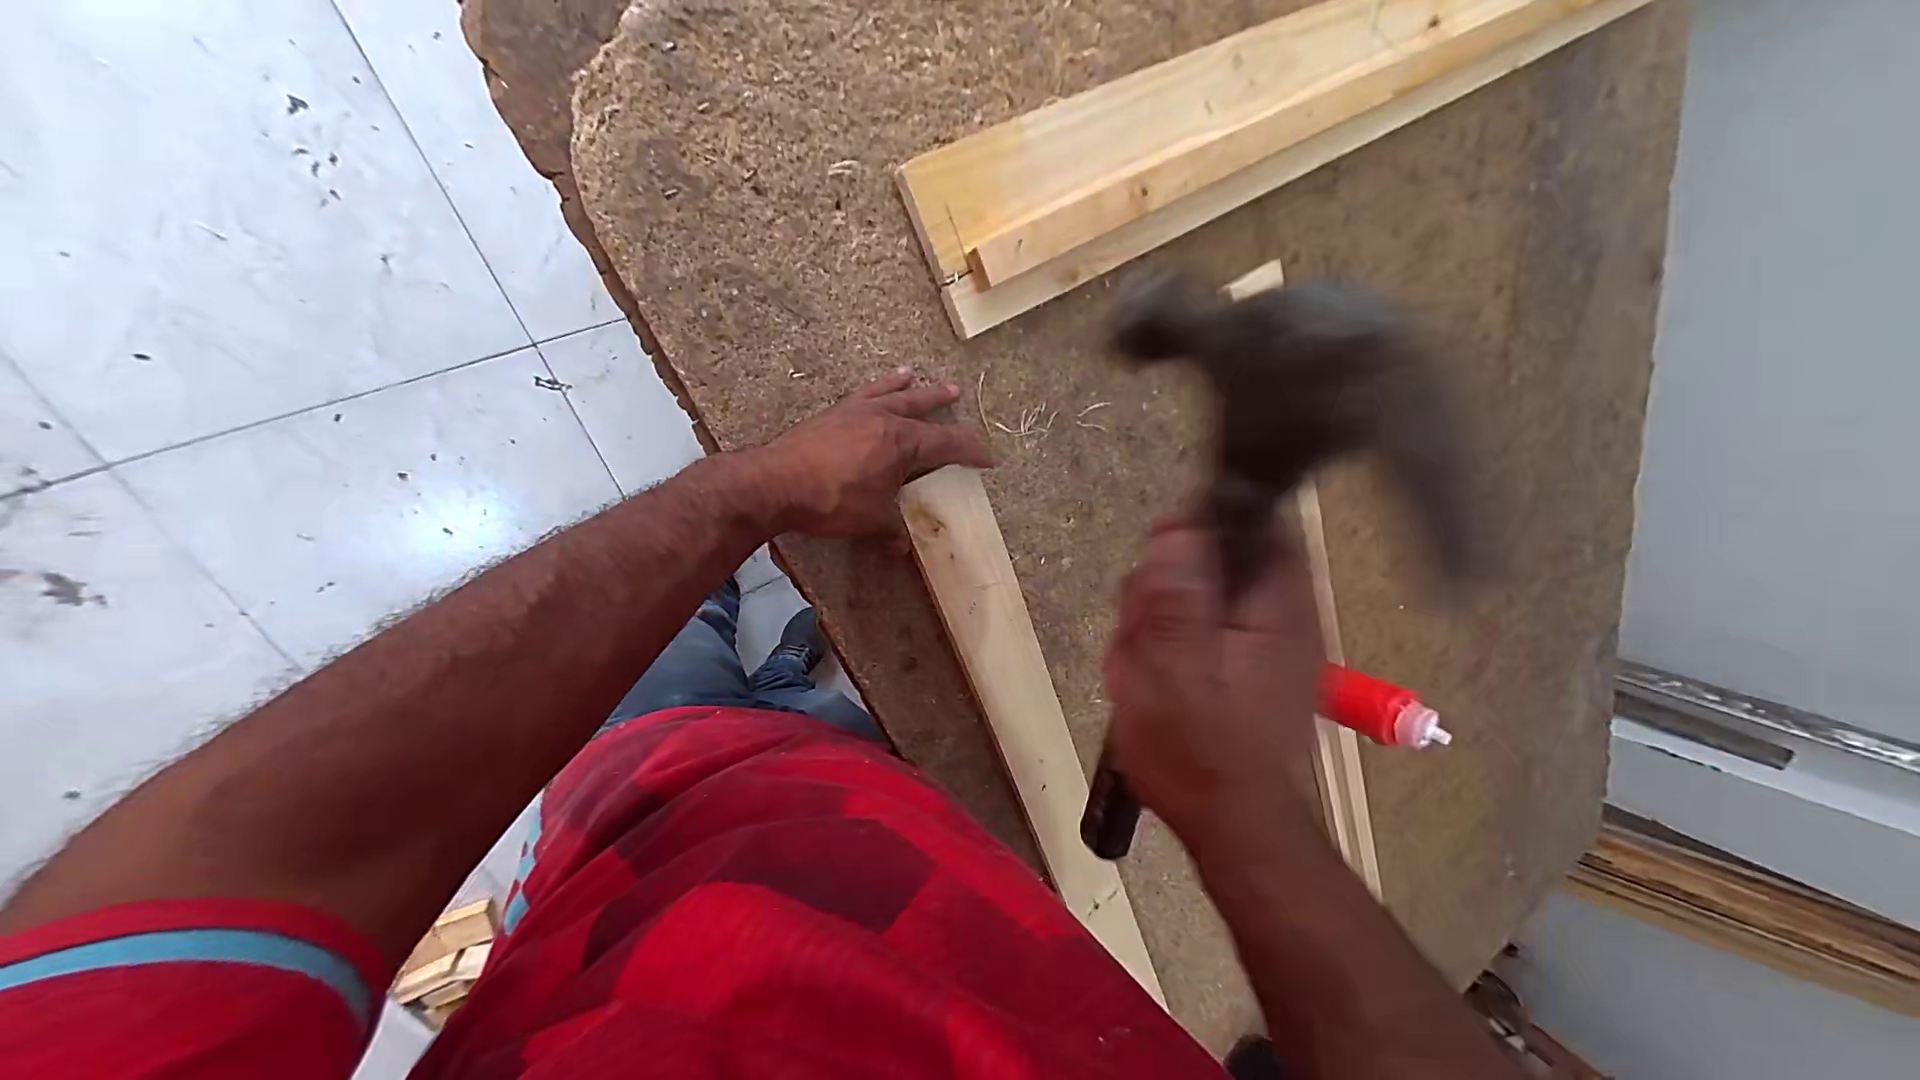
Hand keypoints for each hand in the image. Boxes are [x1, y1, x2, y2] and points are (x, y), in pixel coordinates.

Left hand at [747, 369, 993, 536]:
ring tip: (913, 374)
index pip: (948, 443)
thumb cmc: (831, 501)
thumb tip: (901, 547)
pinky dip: (871, 391)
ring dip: (905, 386)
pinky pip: (860, 396)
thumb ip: (891, 531)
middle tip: (956, 391)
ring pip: (889, 393)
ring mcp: (855, 413)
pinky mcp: (831, 415)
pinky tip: (870, 392)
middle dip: (940, 402)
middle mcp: (883, 419)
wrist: (775, 483)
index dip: (972, 450)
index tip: (987, 458)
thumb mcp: (870, 520)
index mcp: (903, 442)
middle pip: (921, 406)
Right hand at [1103, 516, 1324, 839]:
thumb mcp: (1174, 669)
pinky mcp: (1237, 667)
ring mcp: (1256, 643)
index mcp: (1274, 608)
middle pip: (1211, 563)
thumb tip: (1178, 530)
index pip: (1254, 528)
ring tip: (1138, 666)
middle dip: (1161, 587)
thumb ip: (1174, 599)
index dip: (1200, 528)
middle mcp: (1275, 616)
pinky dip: (1162, 645)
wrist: (1229, 825)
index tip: (1156, 562)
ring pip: (1191, 597)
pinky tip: (1147, 677)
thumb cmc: (1200, 751)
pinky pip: (1190, 631)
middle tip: (1139, 633)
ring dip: (1153, 621)